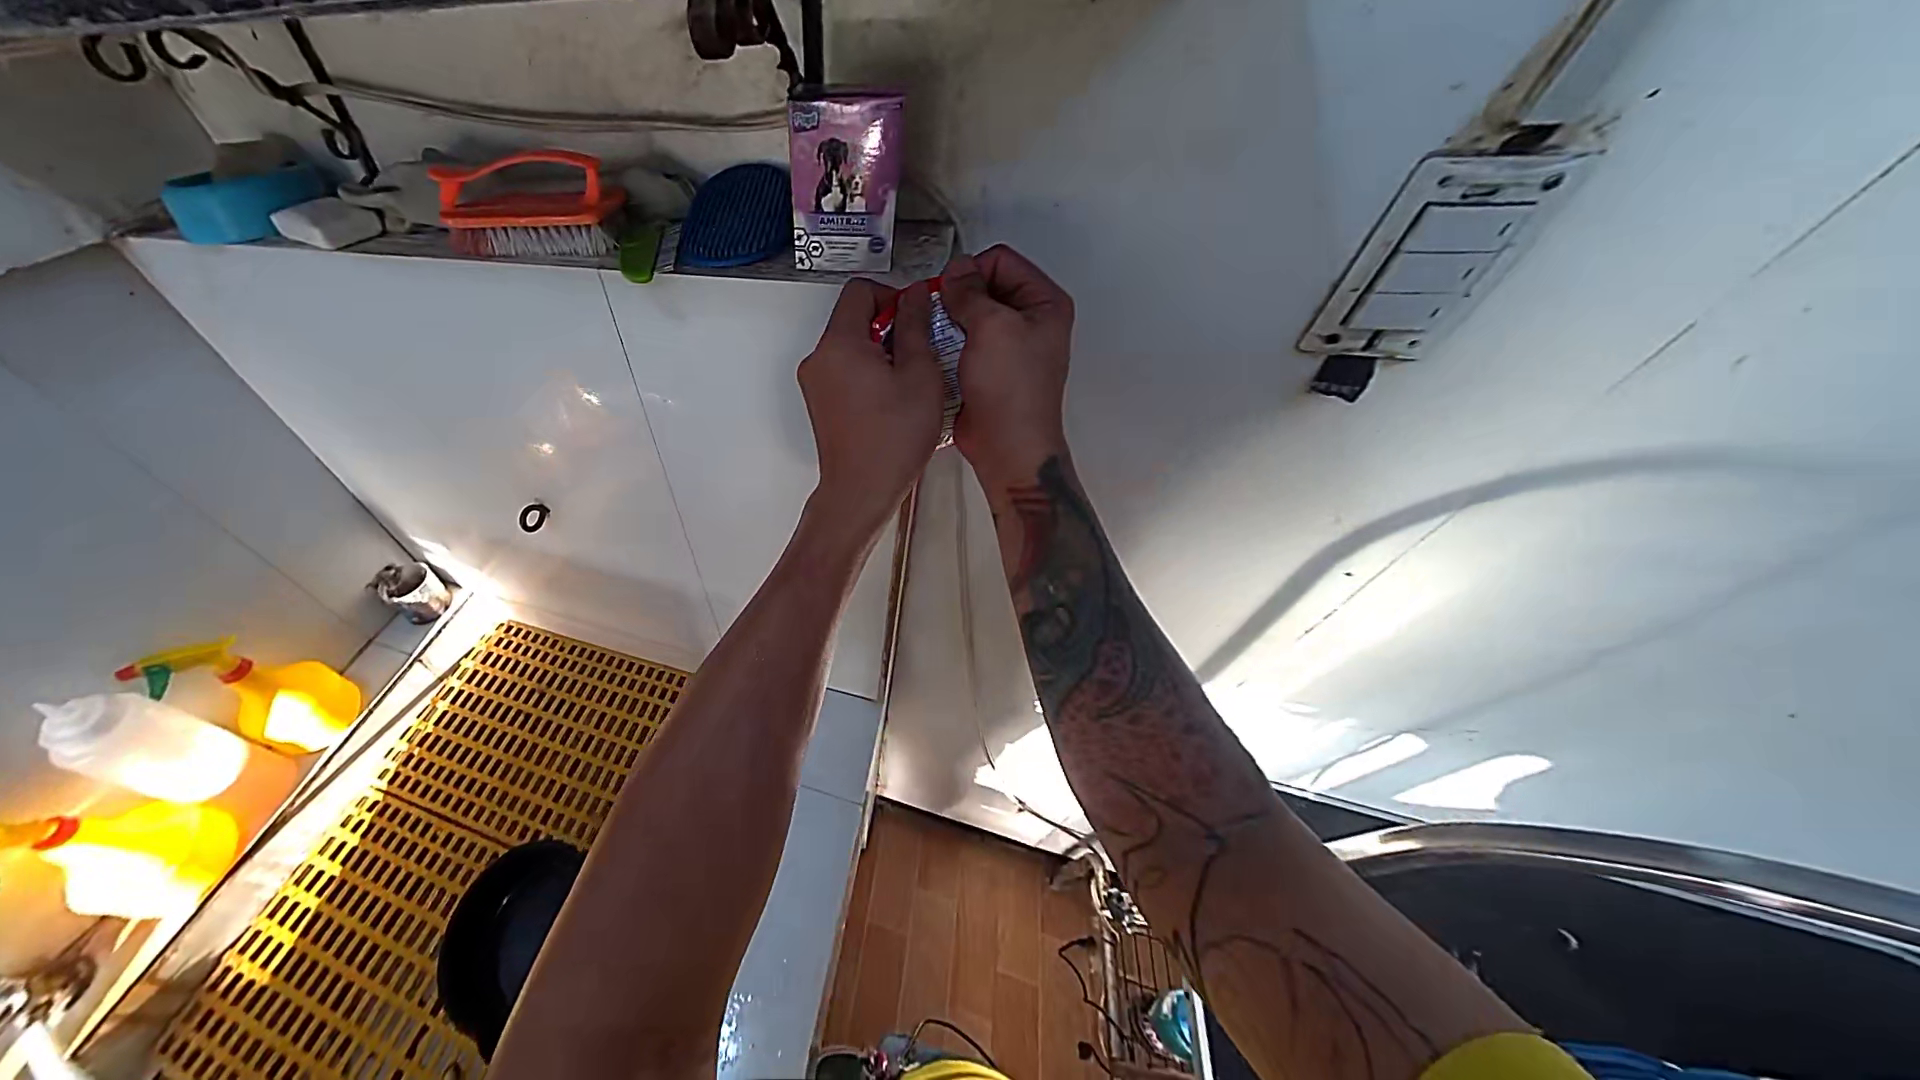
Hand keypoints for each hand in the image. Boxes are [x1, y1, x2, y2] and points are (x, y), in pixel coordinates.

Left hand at [798, 278, 944, 540]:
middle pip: (854, 318)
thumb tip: (917, 296)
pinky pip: (847, 371)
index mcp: (840, 344)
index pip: (861, 290)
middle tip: (919, 352)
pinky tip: (894, 400)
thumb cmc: (891, 442)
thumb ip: (916, 326)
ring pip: (852, 346)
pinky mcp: (821, 402)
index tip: (916, 317)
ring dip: (881, 353)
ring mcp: (817, 382)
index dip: (894, 296)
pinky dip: (870, 374)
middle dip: (890, 327)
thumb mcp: (920, 375)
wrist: (862, 491)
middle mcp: (819, 358)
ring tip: (909, 382)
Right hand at [940, 245, 1075, 488]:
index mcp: (1045, 304)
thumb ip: (970, 290)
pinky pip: (963, 343)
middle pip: (985, 286)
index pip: (1002, 260)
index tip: (951, 290)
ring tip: (942, 336)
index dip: (972, 270)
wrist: (1007, 445)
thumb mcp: (991, 326)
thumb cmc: (1014, 395)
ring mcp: (1009, 346)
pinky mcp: (989, 368)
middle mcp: (1031, 322)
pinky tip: (941, 354)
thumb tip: (956, 272)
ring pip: (970, 315)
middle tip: (943, 312)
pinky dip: (949, 344)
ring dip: (951, 321)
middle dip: (959, 296)